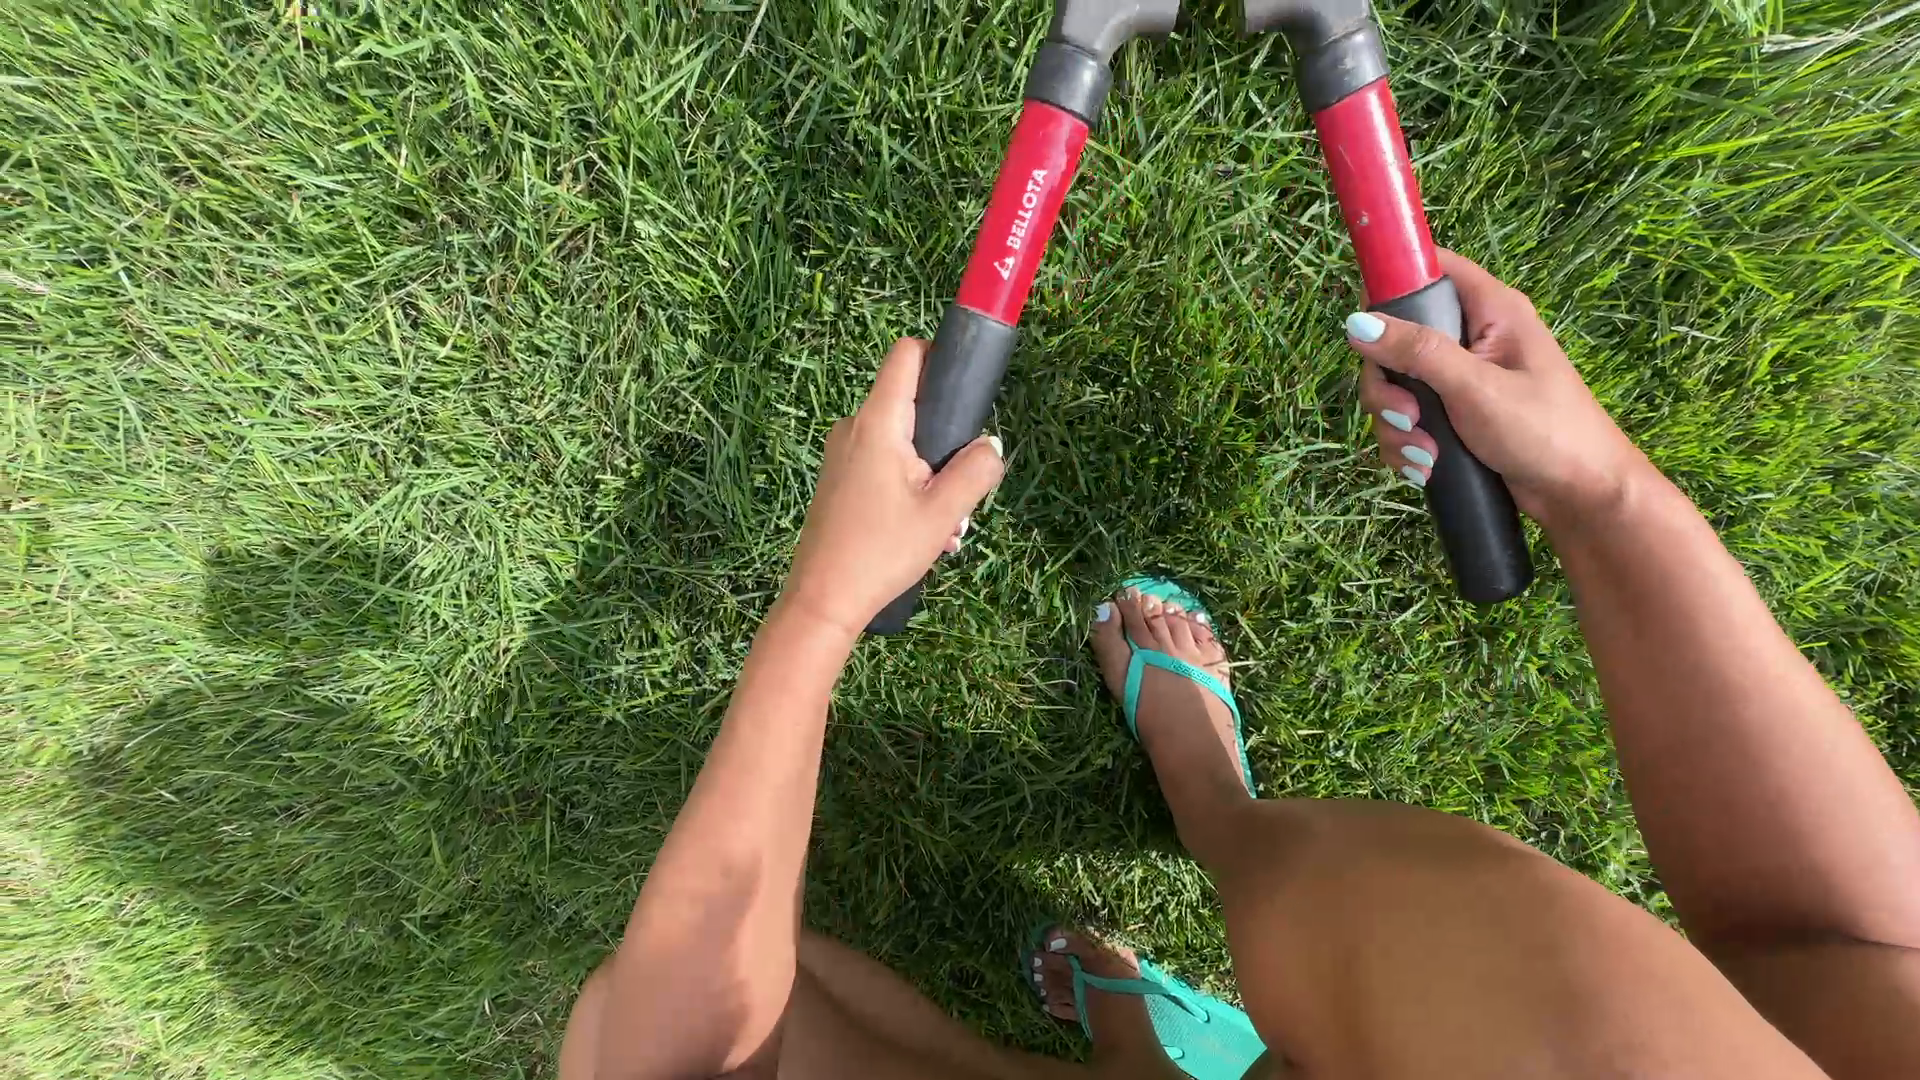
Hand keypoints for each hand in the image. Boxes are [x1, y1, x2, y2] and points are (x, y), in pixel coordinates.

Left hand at [782, 337, 1005, 633]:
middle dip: (945, 444)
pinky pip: (884, 469)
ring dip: (932, 480)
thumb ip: (976, 470)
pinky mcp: (838, 481)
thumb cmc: (882, 552)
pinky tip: (924, 536)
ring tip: (945, 530)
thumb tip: (990, 445)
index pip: (906, 355)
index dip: (939, 358)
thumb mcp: (942, 513)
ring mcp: (842, 456)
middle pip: (912, 408)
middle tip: (961, 492)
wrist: (823, 601)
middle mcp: (854, 429)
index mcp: (878, 423)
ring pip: (901, 446)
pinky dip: (910, 492)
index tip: (964, 392)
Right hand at [1349, 249, 1650, 533]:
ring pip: (1395, 387)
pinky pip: (1403, 420)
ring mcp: (1457, 379)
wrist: (1577, 495)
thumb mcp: (1475, 388)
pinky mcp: (1449, 415)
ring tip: (1423, 454)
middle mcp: (1470, 340)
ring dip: (1395, 426)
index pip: (1432, 270)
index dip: (1392, 283)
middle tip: (1404, 416)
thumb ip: (1417, 352)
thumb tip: (1357, 322)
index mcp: (1490, 313)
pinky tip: (1423, 465)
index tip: (1362, 319)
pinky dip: (1404, 445)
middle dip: (1387, 387)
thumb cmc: (1544, 431)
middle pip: (1395, 342)